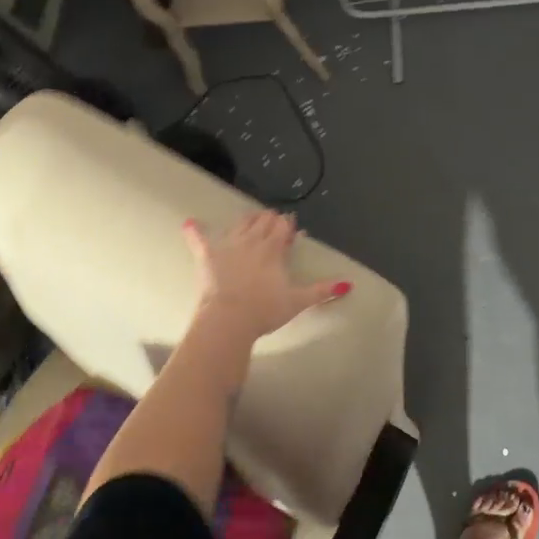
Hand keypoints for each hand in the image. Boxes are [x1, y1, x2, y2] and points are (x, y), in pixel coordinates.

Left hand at [185, 211, 349, 341]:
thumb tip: (348, 284)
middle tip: (273, 221)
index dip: (287, 225)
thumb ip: (322, 290)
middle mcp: (251, 240)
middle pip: (262, 221)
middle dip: (269, 218)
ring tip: (252, 218)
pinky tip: (189, 223)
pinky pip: (199, 239)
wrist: (228, 319)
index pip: (282, 227)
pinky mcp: (207, 255)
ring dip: (247, 220)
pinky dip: (194, 232)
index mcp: (273, 248)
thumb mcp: (298, 301)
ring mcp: (227, 245)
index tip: (290, 226)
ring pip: (240, 224)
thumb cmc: (265, 310)